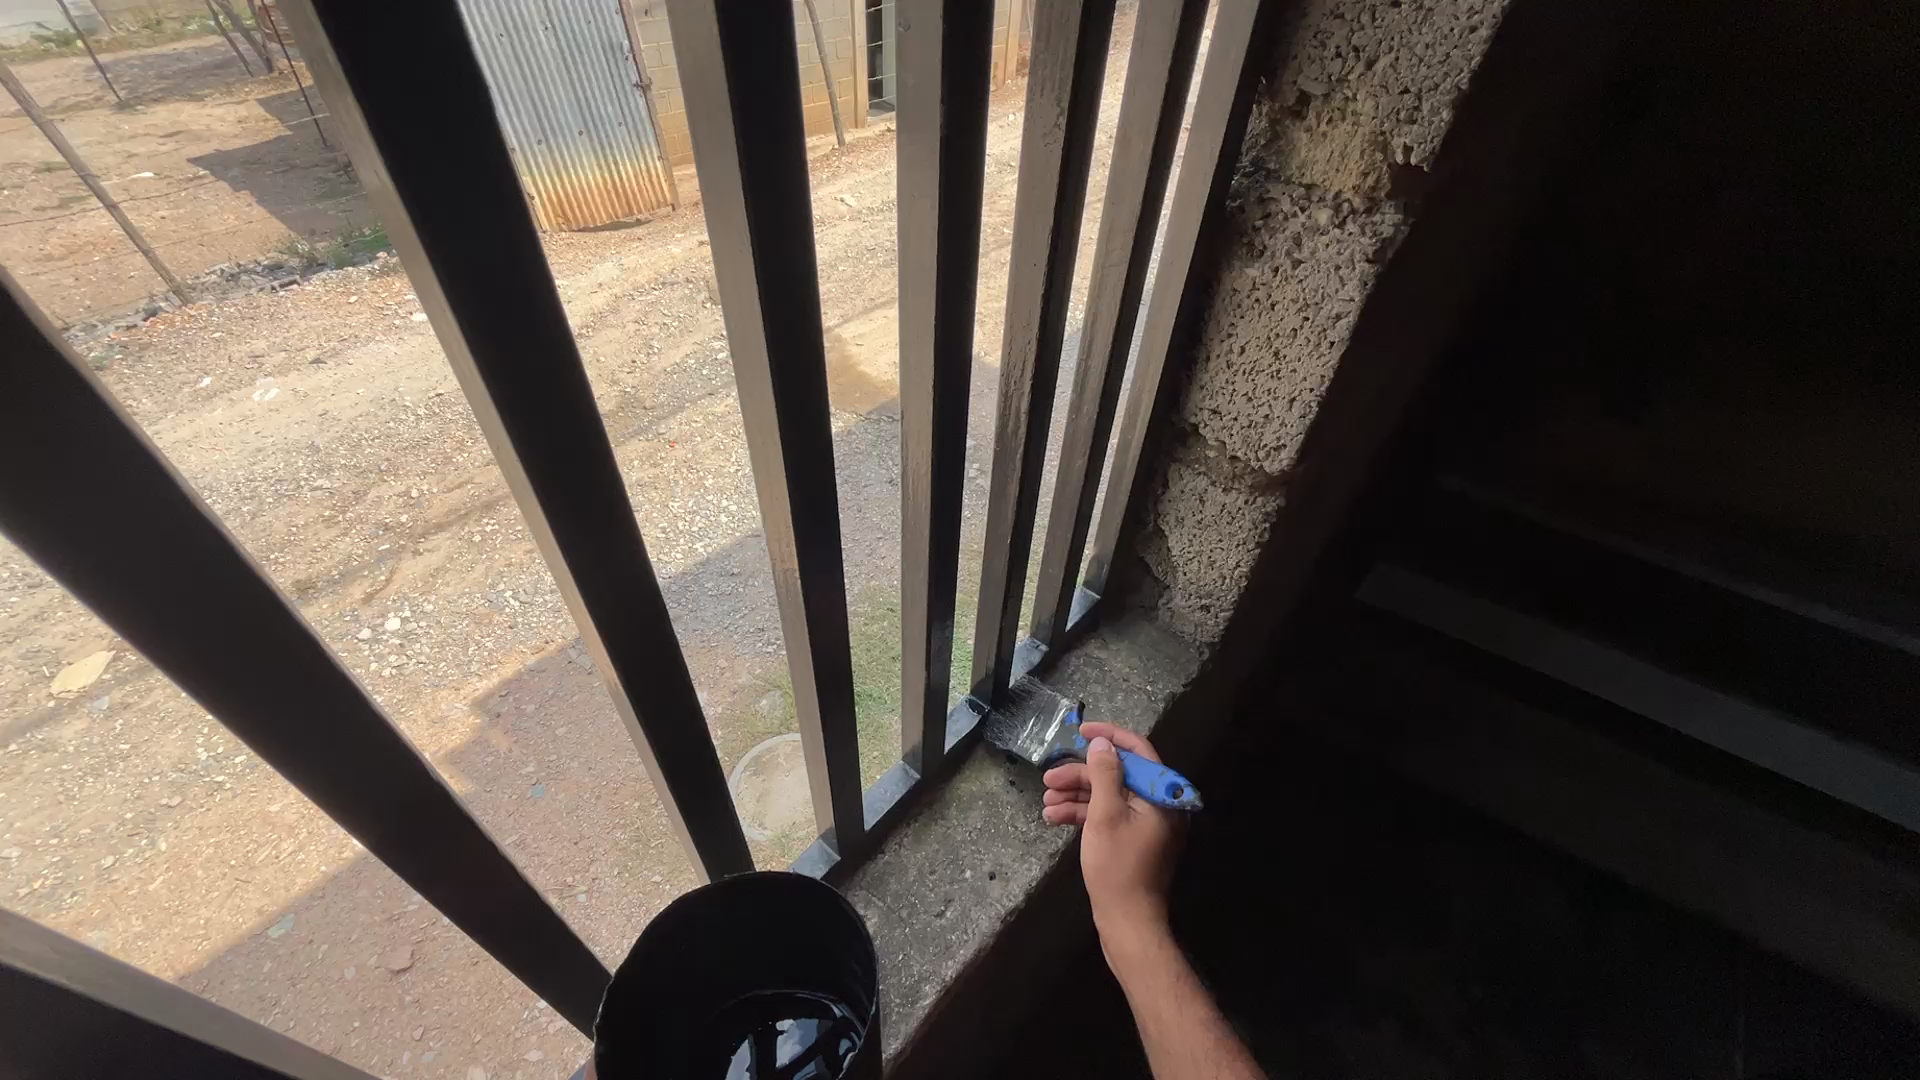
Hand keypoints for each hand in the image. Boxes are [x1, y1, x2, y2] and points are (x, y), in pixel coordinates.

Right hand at [1042, 722, 1183, 940]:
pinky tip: (1054, 818)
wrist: (1128, 923)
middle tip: (1049, 777)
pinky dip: (1083, 814)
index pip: (1138, 751)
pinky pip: (1108, 815)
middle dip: (1081, 775)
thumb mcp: (1105, 814)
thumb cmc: (1118, 867)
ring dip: (1076, 796)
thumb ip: (1104, 773)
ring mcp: (1146, 824)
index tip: (1081, 732)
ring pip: (1108, 796)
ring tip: (1046, 802)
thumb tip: (1102, 743)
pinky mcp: (1132, 839)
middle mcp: (1159, 805)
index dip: (1109, 737)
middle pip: (1117, 775)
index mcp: (1162, 795)